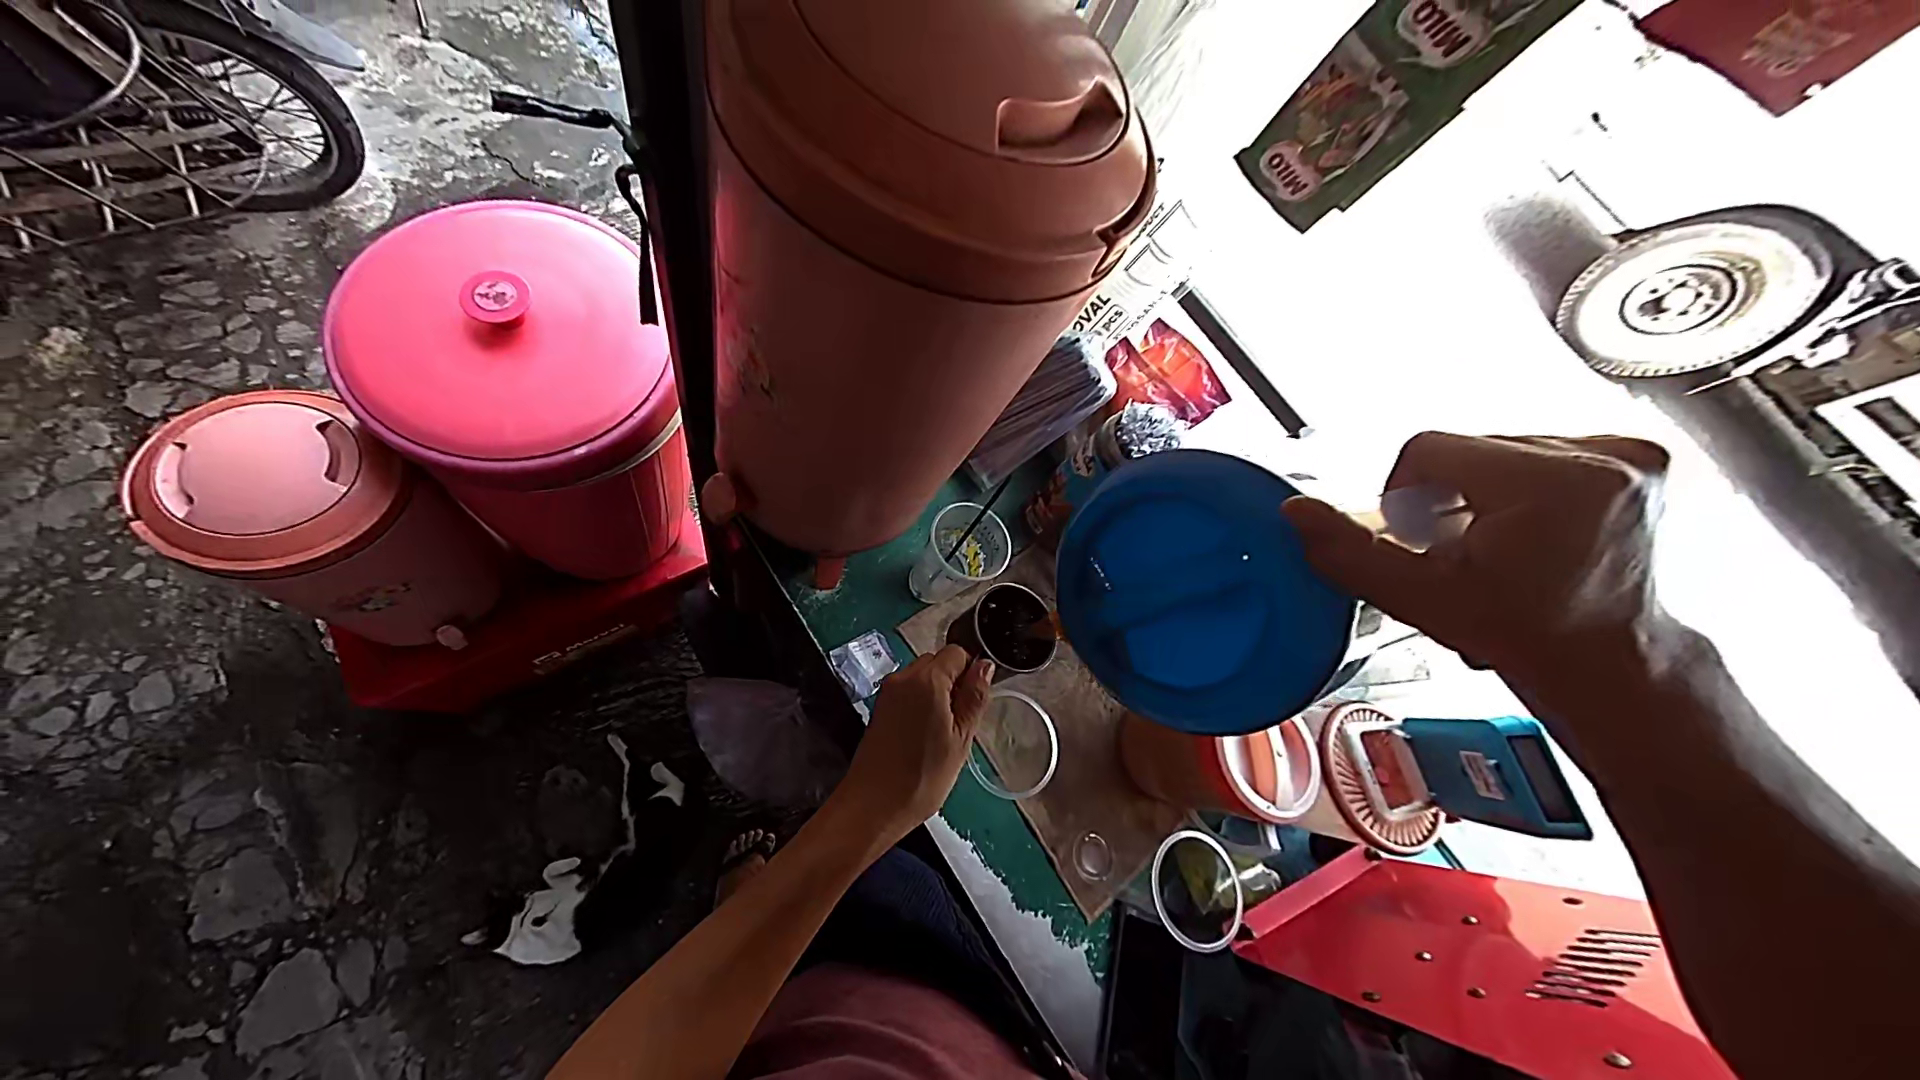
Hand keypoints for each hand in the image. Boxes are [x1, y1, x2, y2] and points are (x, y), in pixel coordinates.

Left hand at [832, 646, 993, 842]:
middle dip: (953, 682)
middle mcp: (904, 678)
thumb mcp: (961, 738)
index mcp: (927, 680)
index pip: (957, 652)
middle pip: (938, 662)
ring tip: (942, 732)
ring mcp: (889, 692)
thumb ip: (974, 697)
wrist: (873, 805)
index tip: (975, 700)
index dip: (971, 672)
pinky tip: (925, 736)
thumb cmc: (921, 776)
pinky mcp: (880, 707)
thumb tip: (985, 666)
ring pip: (923, 677)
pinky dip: (920, 704)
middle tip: (960, 721)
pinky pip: (908, 692)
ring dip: (937, 693)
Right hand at [1281, 432, 1671, 691]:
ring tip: (1493, 547)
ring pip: (1492, 452)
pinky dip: (1511, 489)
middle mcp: (1602, 457)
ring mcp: (1626, 456)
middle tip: (1460, 554)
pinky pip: (1534, 453)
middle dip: (1441, 500)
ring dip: (1474, 496)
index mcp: (1552, 483)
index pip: (1428, 448)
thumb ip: (1350, 552)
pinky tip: (1521, 530)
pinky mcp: (1633, 458)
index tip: (1425, 542)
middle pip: (1461, 450)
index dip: (1405, 497)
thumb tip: (1297, 511)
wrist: (1605, 659)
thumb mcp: (1419, 597)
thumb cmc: (1528, 635)